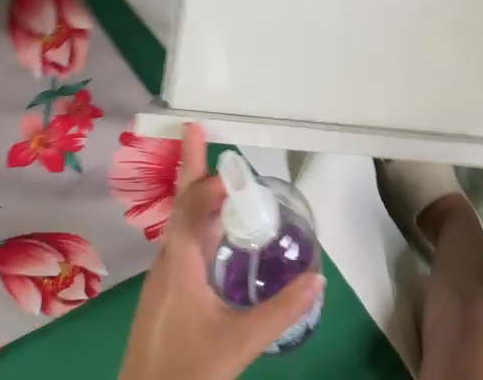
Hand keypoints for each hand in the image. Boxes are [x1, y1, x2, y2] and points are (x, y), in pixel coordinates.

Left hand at [120, 124, 325, 379]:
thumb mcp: (239, 343)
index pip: (192, 206)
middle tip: (196, 128)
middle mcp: (167, 263)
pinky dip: (201, 224)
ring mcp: (164, 279)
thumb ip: (280, 311)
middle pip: (181, 204)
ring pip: (181, 224)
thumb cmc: (185, 371)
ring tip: (221, 176)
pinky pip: (184, 244)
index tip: (236, 161)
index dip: (211, 179)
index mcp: (179, 264)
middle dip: (190, 166)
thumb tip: (317, 277)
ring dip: (199, 195)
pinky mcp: (167, 295)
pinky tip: (220, 235)